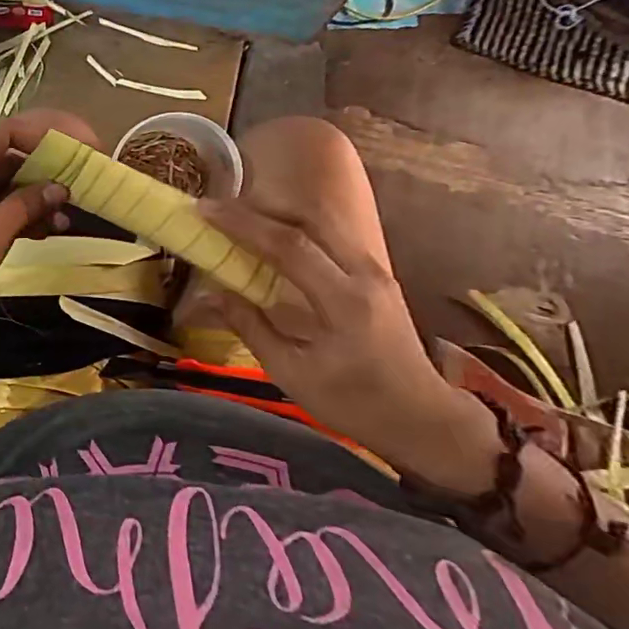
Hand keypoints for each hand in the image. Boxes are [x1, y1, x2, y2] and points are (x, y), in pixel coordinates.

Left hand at [0, 110, 98, 329]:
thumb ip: (26, 205)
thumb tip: (61, 186)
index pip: (8, 133)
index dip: (50, 133)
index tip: (86, 147)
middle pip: (8, 158)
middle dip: (47, 171)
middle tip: (85, 185)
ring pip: (4, 185)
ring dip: (36, 198)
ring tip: (69, 216)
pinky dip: (19, 215)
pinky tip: (48, 228)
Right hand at [194, 198, 498, 487]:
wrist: (423, 418)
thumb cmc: (353, 403)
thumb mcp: (291, 372)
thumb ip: (250, 327)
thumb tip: (209, 294)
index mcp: (345, 301)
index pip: (288, 246)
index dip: (242, 224)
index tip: (205, 210)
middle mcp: (365, 275)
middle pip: (307, 222)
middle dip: (257, 211)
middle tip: (217, 210)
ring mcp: (376, 272)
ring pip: (322, 225)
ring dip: (278, 216)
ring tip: (239, 220)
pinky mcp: (376, 276)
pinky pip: (331, 238)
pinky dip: (296, 229)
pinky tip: (272, 239)